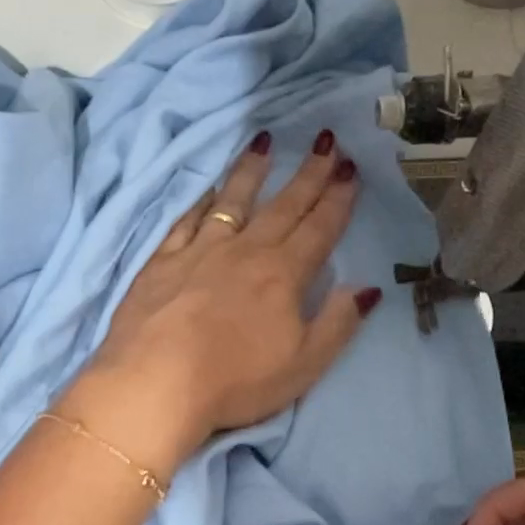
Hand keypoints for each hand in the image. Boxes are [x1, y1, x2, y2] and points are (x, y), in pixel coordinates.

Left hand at [60, 129, 379, 471]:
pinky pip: (186, 220)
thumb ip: (338, 323)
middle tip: (326, 140)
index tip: (351, 168)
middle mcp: (244, 251)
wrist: (155, 384)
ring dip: (252, 170)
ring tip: (264, 141)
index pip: (319, 229)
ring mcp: (199, 252)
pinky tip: (207, 190)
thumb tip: (369, 288)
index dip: (338, 199)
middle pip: (283, 206)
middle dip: (308, 174)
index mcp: (283, 275)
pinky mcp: (161, 262)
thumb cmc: (236, 381)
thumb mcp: (304, 364)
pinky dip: (201, 201)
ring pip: (232, 200)